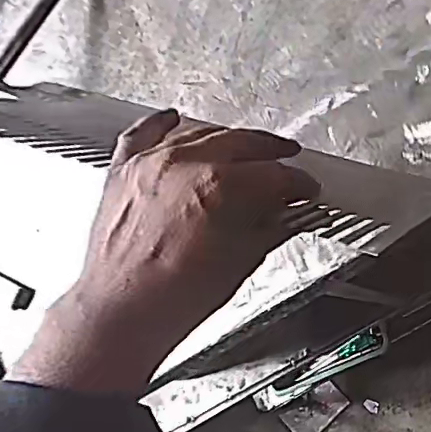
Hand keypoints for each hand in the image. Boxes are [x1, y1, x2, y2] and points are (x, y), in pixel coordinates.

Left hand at [11, 109, 319, 392]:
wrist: (124, 311)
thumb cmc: (175, 297)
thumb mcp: (242, 261)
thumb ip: (269, 227)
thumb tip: (284, 214)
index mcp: (221, 186)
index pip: (275, 174)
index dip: (299, 182)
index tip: (306, 189)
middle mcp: (185, 164)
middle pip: (242, 142)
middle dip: (272, 151)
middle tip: (287, 160)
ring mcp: (152, 162)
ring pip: (200, 132)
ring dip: (229, 138)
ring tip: (247, 147)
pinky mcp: (124, 170)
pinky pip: (144, 133)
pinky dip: (163, 125)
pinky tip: (174, 119)